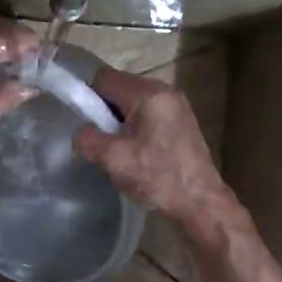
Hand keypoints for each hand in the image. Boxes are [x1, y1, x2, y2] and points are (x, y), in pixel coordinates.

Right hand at [74, 67, 236, 230]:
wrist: (200, 203)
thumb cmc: (157, 177)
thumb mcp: (113, 159)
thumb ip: (88, 138)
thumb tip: (82, 132)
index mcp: (149, 93)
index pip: (104, 78)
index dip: (86, 96)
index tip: (81, 122)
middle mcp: (165, 91)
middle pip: (120, 88)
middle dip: (103, 111)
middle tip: (97, 139)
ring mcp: (176, 106)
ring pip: (133, 103)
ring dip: (118, 121)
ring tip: (115, 149)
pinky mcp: (181, 123)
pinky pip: (147, 115)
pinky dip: (134, 128)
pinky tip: (133, 152)